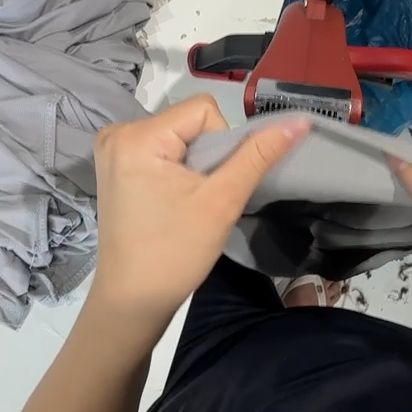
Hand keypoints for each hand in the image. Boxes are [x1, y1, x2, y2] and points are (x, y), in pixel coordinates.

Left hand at [89, 96, 308, 325]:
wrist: (132, 300)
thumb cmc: (175, 253)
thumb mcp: (222, 201)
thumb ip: (258, 155)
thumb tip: (299, 120)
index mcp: (136, 136)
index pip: (204, 111)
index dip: (222, 144)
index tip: (212, 185)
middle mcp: (118, 132)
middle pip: (189, 121)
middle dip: (206, 156)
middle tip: (198, 198)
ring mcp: (112, 148)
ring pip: (178, 135)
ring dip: (193, 164)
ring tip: (183, 202)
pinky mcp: (114, 165)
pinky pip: (161, 148)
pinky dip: (176, 169)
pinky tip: (170, 200)